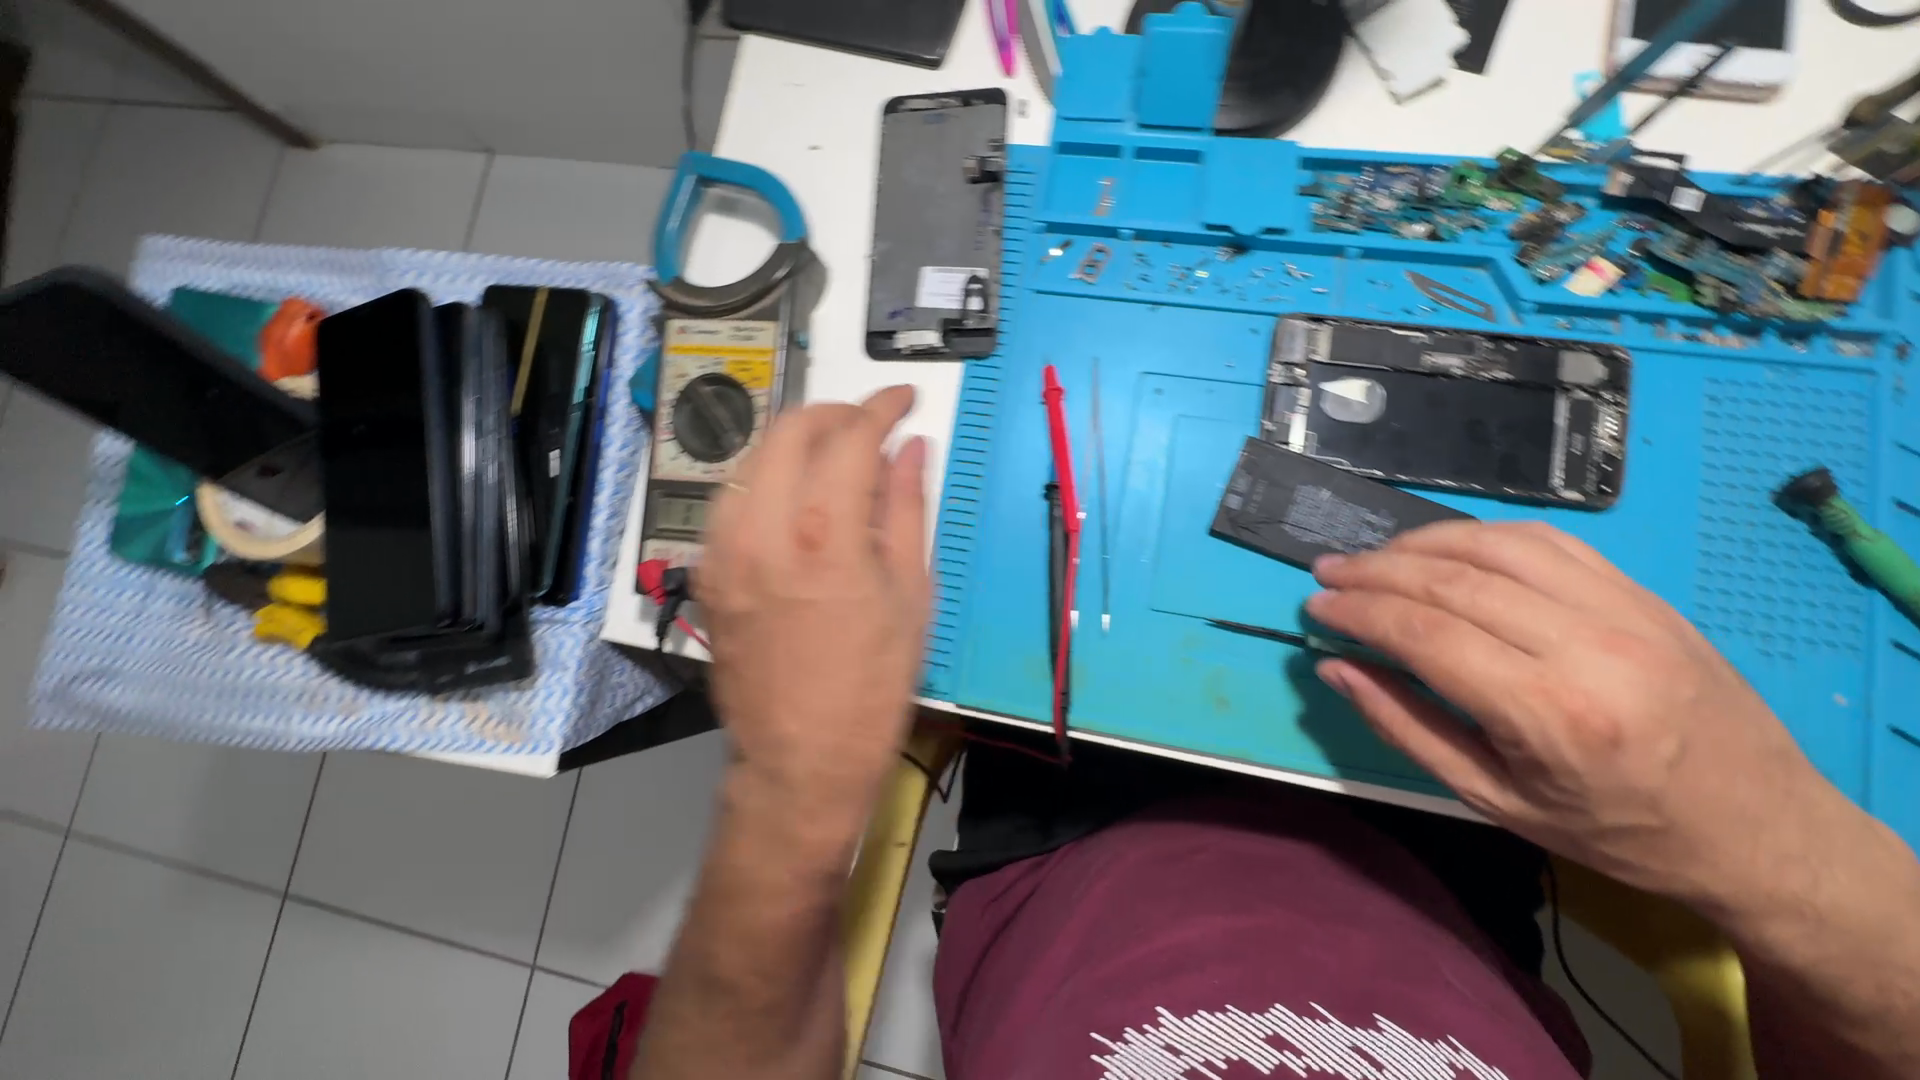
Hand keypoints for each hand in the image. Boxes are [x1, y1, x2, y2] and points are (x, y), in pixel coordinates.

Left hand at [695, 386, 929, 832]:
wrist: (801, 758)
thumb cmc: (873, 686)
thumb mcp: (912, 596)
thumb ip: (906, 510)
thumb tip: (910, 450)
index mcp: (825, 534)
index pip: (850, 436)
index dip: (882, 407)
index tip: (903, 401)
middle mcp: (763, 528)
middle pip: (789, 430)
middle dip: (834, 413)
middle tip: (869, 427)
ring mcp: (724, 549)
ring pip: (751, 458)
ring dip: (795, 443)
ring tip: (834, 461)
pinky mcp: (708, 572)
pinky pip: (733, 499)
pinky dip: (766, 480)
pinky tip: (795, 502)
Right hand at [1306, 521, 1849, 905]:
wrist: (1761, 829)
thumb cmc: (1614, 831)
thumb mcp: (1493, 799)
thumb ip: (1405, 727)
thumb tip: (1336, 667)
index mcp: (1547, 712)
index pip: (1425, 633)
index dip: (1358, 611)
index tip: (1315, 606)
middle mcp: (1587, 646)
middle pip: (1453, 580)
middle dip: (1374, 570)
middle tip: (1327, 573)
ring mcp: (1624, 610)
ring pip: (1496, 545)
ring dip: (1420, 543)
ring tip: (1375, 557)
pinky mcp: (1642, 594)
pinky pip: (1547, 541)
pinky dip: (1480, 536)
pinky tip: (1445, 550)